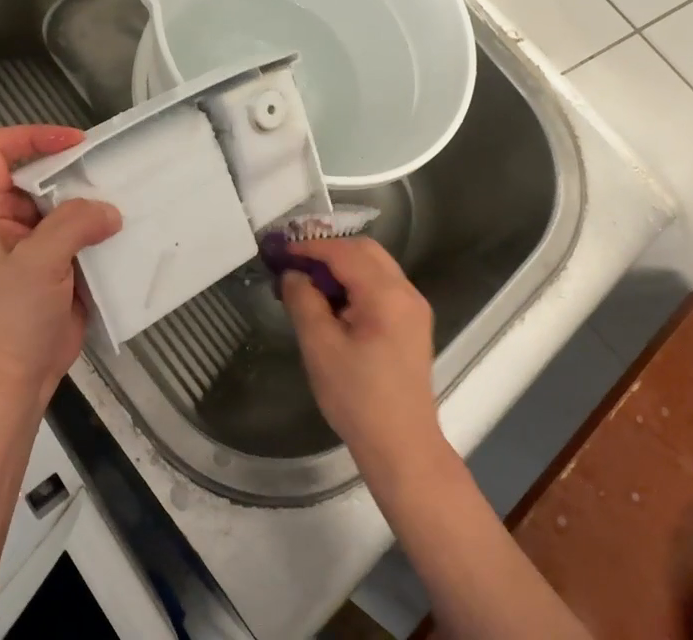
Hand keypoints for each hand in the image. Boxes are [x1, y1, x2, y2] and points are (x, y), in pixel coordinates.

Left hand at [0, 125, 122, 409]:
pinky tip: (133, 229)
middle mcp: (16, 220)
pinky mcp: (66, 266)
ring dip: (97, 200)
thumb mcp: (37, 263)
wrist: (15, 377)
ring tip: (131, 195)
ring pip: (70, 205)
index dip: (34, 136)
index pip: (1, 150)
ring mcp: (42, 244)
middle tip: (116, 169)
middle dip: (77, 168)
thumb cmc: (11, 317)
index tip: (75, 144)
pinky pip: (88, 235)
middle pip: (44, 174)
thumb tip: (111, 211)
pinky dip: (108, 230)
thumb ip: (72, 226)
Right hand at [278, 238, 443, 470]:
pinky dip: (355, 285)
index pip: (344, 252)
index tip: (279, 252)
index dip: (309, 247)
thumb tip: (293, 274)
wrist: (401, 445)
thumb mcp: (319, 347)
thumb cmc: (357, 398)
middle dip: (327, 252)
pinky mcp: (412, 325)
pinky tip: (332, 305)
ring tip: (307, 286)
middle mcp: (407, 293)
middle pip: (365, 252)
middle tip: (293, 266)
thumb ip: (304, 301)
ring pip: (375, 268)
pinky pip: (381, 288)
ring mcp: (414, 309)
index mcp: (387, 295)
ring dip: (341, 268)